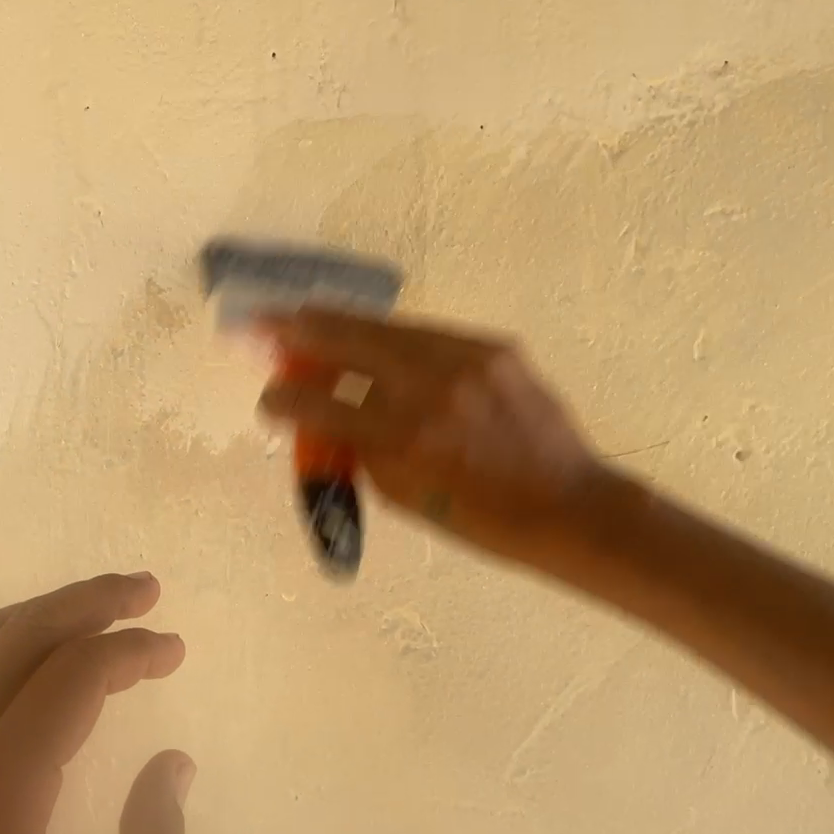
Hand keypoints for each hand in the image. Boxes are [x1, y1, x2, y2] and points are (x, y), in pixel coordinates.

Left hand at [0, 573, 192, 833]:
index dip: (133, 649)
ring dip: (44, 618)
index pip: (72, 674)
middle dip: (89, 600)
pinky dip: (7, 655)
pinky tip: (40, 669)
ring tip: (99, 611)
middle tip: (145, 589)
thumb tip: (171, 768)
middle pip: (19, 634)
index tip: (175, 648)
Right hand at [258, 310, 609, 565]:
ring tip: (307, 317)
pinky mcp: (491, 346)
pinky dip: (390, 338)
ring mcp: (464, 358)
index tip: (267, 397)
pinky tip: (374, 340)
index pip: (318, 402)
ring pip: (381, 325)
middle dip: (294, 328)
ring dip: (338, 323)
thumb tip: (320, 407)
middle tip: (262, 320)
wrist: (571, 505)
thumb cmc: (478, 517)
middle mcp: (429, 386)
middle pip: (343, 338)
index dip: (281, 397)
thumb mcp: (399, 491)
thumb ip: (354, 445)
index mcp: (403, 436)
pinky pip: (423, 334)